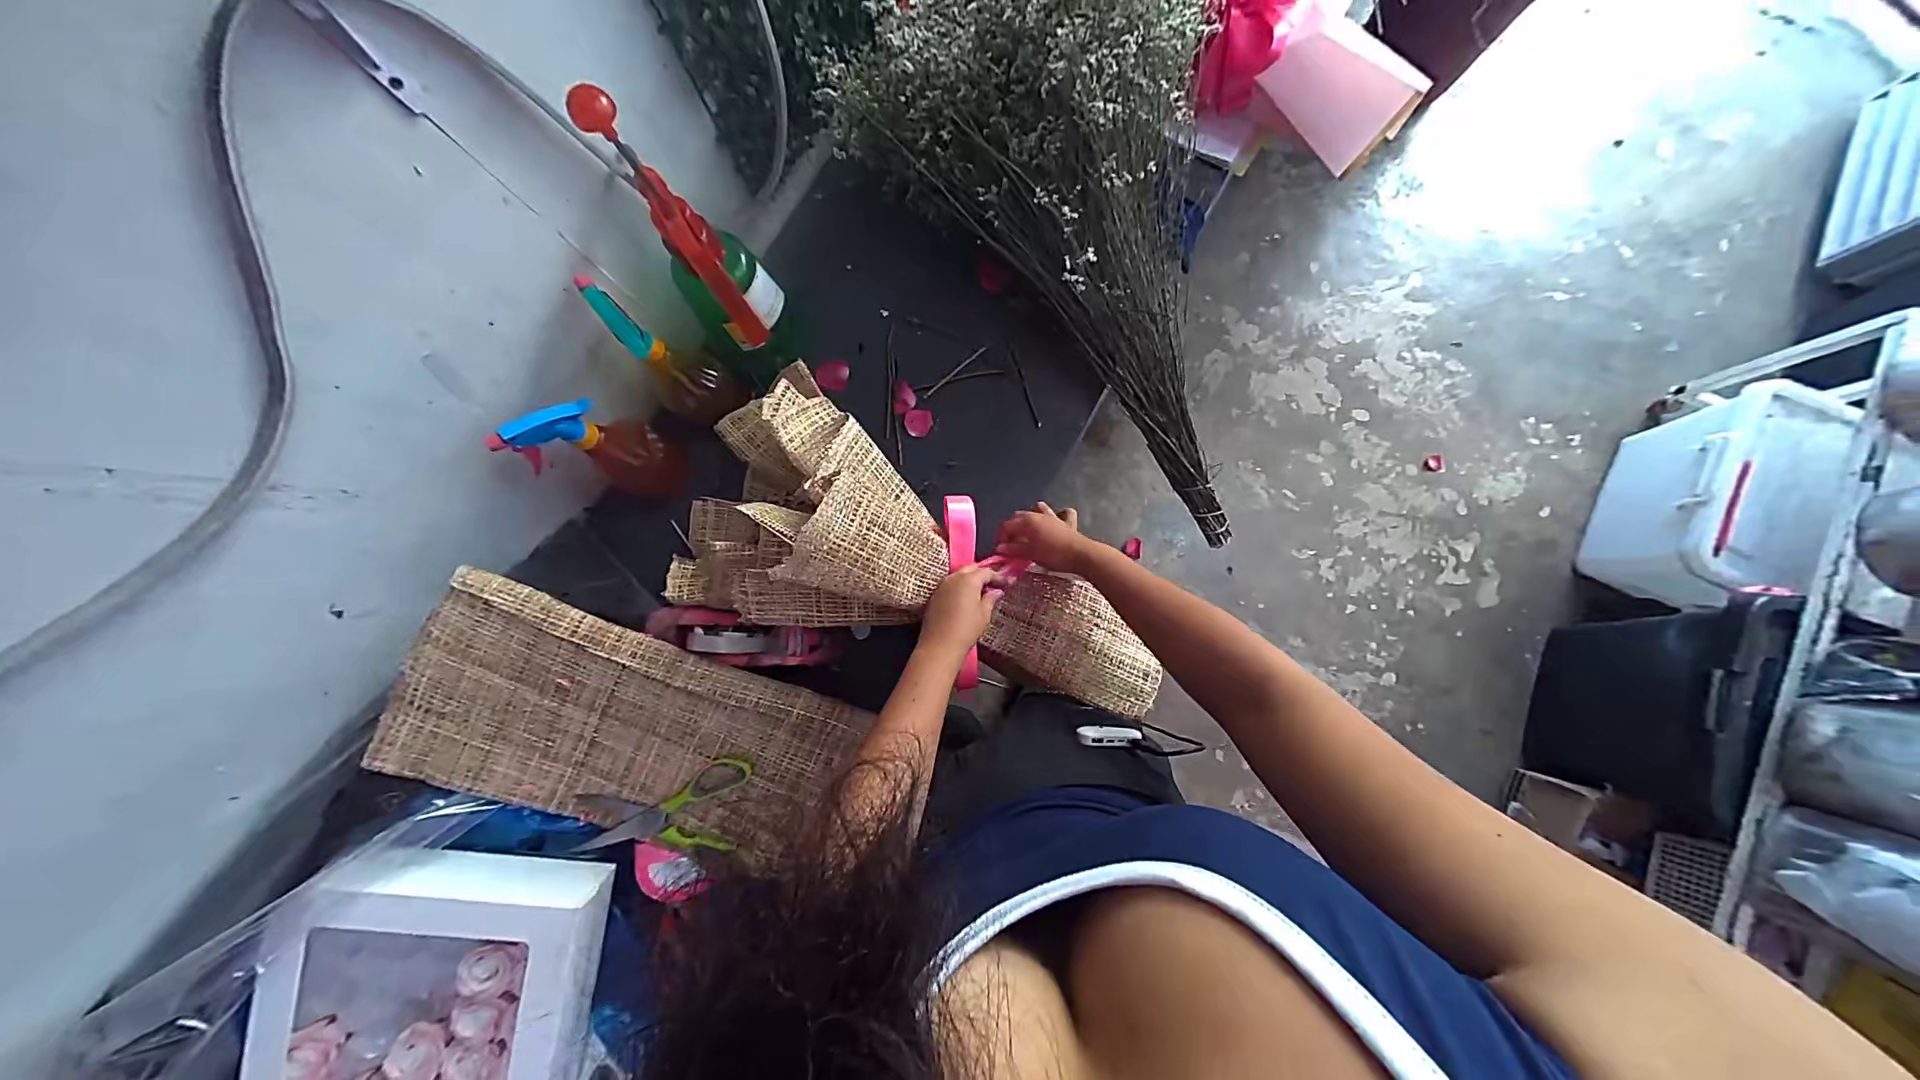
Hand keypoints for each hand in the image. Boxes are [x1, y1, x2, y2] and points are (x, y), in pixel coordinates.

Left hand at [919, 564, 1010, 656]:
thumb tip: (996, 591)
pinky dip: (959, 587)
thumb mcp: (984, 614)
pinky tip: (966, 597)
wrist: (940, 645)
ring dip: (970, 579)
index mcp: (968, 580)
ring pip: (958, 575)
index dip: (999, 576)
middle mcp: (953, 578)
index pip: (986, 571)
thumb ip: (991, 598)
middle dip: (983, 573)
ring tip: (981, 590)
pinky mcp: (934, 595)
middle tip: (994, 583)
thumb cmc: (966, 629)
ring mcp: (942, 586)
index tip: (1008, 582)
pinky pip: (950, 584)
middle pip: (971, 568)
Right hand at [995, 502, 1096, 574]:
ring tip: (1025, 530)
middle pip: (1019, 517)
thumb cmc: (1053, 555)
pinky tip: (1054, 519)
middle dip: (1012, 528)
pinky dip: (1055, 515)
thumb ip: (1014, 549)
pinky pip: (1060, 514)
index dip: (1001, 537)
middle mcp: (1038, 515)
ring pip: (1036, 511)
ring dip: (1029, 519)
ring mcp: (1052, 517)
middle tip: (1010, 543)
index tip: (1000, 549)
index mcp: (1027, 521)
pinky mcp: (1066, 523)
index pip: (1007, 525)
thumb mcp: (1030, 554)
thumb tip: (1000, 548)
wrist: (1080, 555)